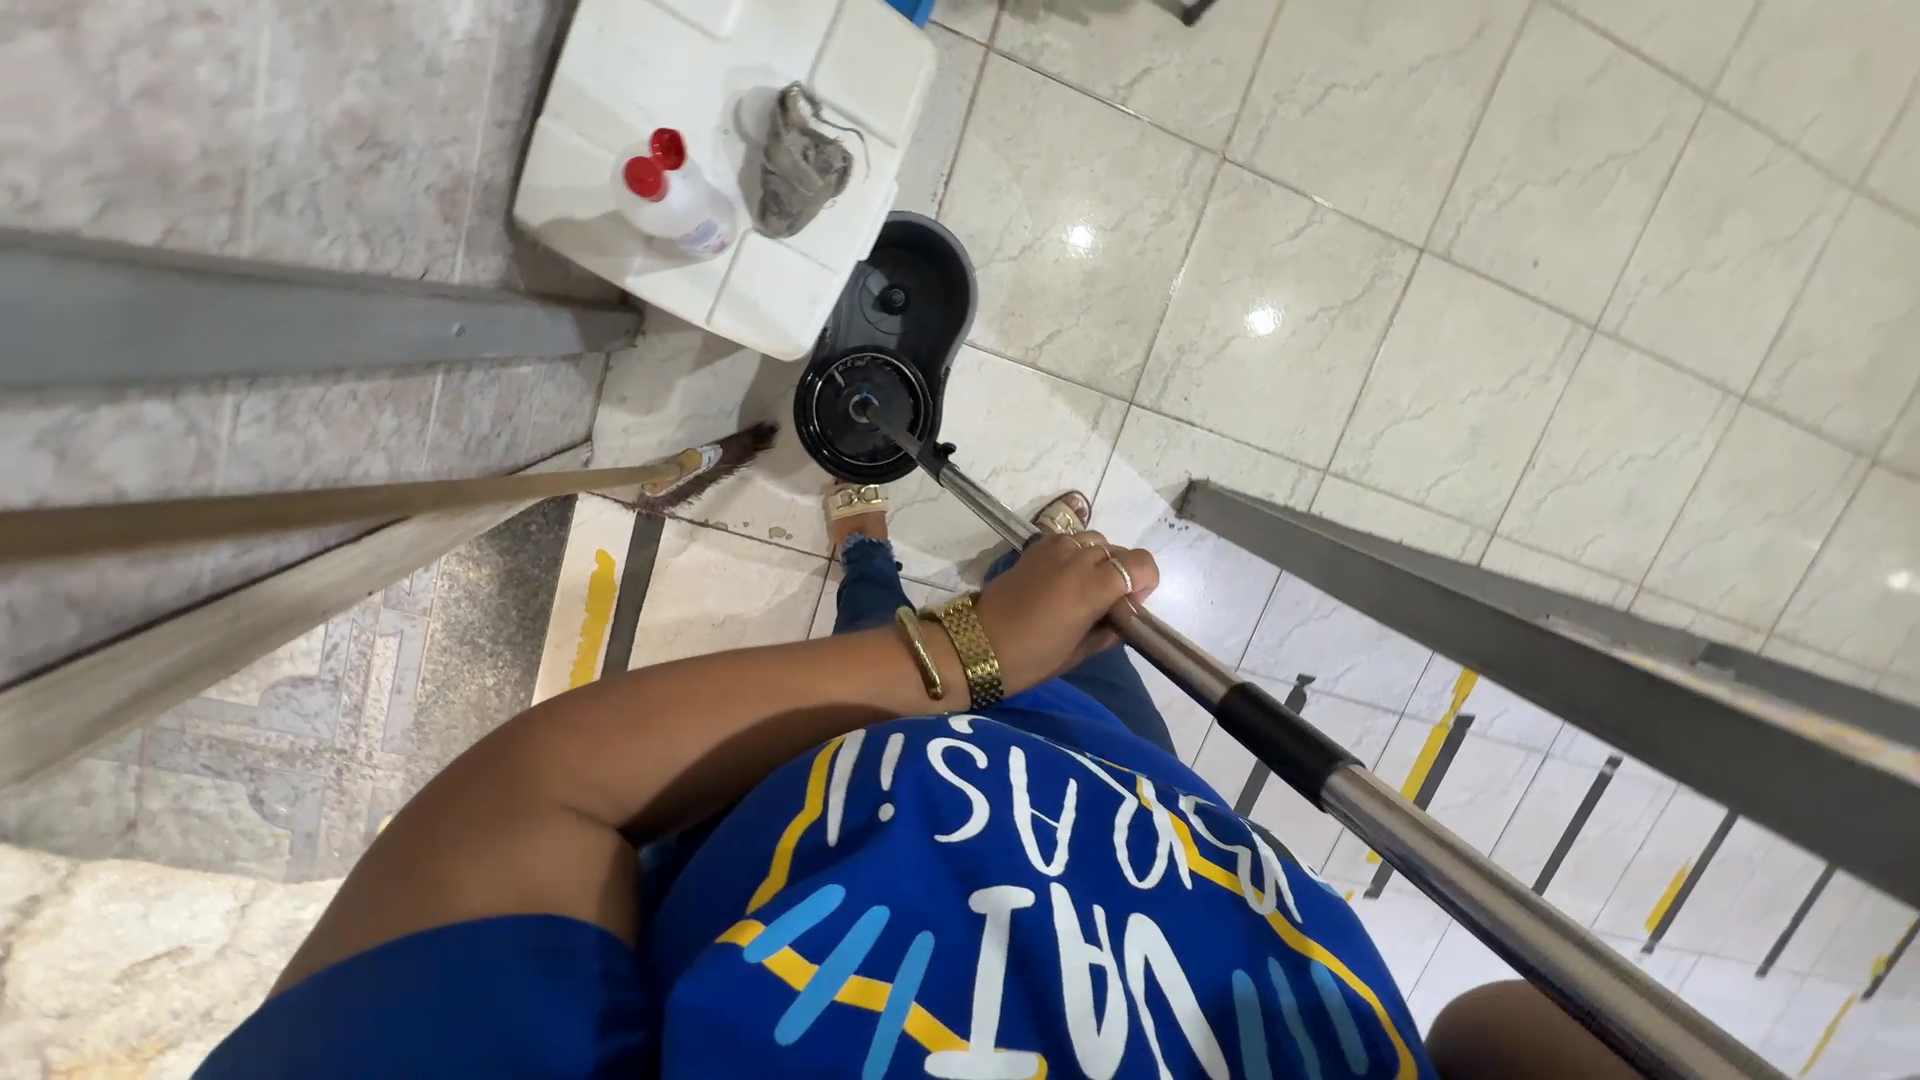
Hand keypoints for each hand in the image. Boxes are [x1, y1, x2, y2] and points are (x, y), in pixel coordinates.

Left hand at [970, 532, 1159, 696]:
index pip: (1140, 564)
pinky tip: (1064, 576)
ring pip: (1094, 541)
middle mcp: (1077, 559)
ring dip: (1099, 560)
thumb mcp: (1077, 653)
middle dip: (1122, 573)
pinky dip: (1075, 552)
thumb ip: (1108, 631)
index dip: (1145, 583)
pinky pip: (1068, 539)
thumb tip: (1122, 618)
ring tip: (1085, 588)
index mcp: (1093, 586)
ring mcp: (1053, 548)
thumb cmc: (1030, 659)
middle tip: (1107, 603)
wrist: (975, 645)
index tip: (1130, 606)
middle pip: (1118, 551)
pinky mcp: (1034, 548)